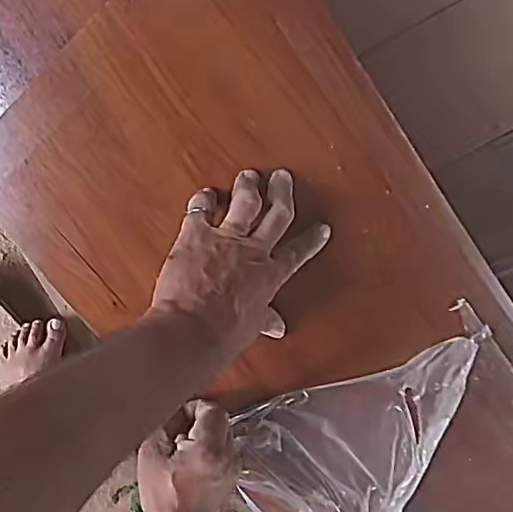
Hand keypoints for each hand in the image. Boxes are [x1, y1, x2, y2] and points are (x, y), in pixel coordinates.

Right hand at [138, 399, 236, 511]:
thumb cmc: (162, 497)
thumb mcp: (150, 455)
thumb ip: (163, 426)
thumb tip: (173, 414)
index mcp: (208, 449)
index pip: (211, 410)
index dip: (193, 407)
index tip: (177, 418)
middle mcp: (228, 455)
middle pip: (220, 420)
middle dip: (199, 420)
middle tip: (178, 433)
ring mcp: (234, 466)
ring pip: (223, 433)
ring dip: (205, 434)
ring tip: (184, 449)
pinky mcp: (233, 475)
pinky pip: (224, 449)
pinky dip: (210, 448)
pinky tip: (192, 461)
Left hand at [148, 169, 329, 357]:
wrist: (191, 330)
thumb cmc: (220, 335)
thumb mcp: (250, 328)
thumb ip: (263, 319)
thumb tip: (274, 327)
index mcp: (269, 276)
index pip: (296, 254)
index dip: (310, 240)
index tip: (321, 228)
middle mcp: (252, 252)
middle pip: (276, 214)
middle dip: (282, 193)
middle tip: (283, 179)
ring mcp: (225, 239)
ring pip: (244, 202)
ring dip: (248, 187)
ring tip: (249, 176)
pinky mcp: (195, 235)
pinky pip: (201, 209)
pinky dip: (204, 200)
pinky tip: (205, 194)